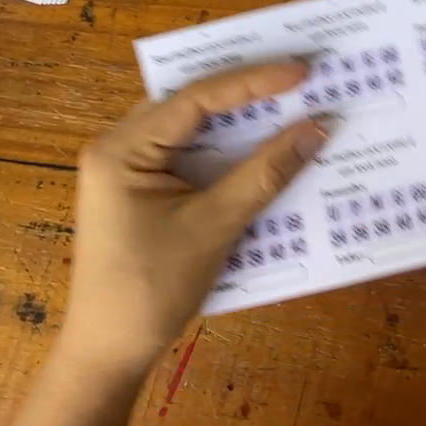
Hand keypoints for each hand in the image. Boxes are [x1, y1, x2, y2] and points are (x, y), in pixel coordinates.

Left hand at [60, 61, 326, 373]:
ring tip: (287, 101)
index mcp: (123, 147)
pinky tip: (260, 144)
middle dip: (246, 89)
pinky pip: (190, 151)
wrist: (108, 355)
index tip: (301, 71)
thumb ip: (266, 173)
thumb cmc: (152, 288)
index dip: (253, 80)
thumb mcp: (215, 226)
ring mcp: (128, 167)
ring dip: (238, 118)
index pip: (197, 97)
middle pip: (192, 102)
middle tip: (297, 76)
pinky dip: (226, 147)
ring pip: (192, 125)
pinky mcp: (142, 188)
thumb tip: (318, 128)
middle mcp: (119, 145)